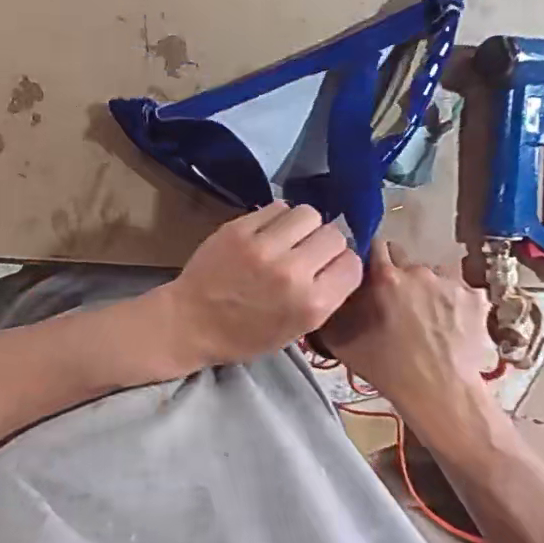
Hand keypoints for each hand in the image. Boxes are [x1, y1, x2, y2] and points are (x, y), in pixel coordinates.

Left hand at [157, 203, 363, 368]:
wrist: (191, 321)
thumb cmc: (244, 334)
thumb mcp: (295, 329)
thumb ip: (323, 296)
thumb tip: (339, 259)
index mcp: (312, 304)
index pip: (352, 264)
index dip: (342, 263)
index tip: (329, 265)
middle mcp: (293, 272)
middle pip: (334, 235)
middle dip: (325, 242)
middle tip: (307, 250)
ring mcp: (264, 247)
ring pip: (308, 213)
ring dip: (303, 224)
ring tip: (289, 236)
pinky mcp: (240, 229)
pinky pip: (276, 207)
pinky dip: (277, 217)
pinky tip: (268, 231)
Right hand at [320, 242, 497, 423]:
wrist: (442, 394)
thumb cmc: (389, 369)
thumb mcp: (344, 342)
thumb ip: (334, 308)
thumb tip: (328, 291)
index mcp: (385, 277)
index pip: (376, 246)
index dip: (372, 258)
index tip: (371, 273)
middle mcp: (418, 271)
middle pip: (405, 259)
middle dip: (399, 274)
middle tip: (397, 301)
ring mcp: (451, 283)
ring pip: (434, 274)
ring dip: (427, 288)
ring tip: (427, 317)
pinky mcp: (476, 298)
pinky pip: (460, 291)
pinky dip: (454, 303)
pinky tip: (451, 325)